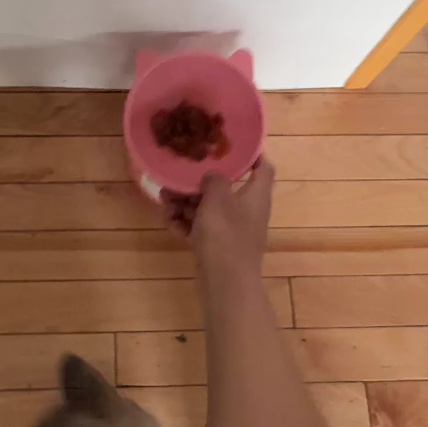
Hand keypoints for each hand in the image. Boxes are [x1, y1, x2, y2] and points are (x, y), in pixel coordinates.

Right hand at [162, 160, 275, 277]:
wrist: (225, 282)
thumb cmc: (226, 234)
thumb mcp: (218, 198)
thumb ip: (214, 179)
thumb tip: (212, 177)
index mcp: (256, 195)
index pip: (263, 167)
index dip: (251, 153)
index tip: (229, 143)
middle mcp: (247, 210)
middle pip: (225, 188)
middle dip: (198, 182)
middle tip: (177, 177)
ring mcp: (232, 230)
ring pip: (208, 208)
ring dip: (185, 202)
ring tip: (164, 200)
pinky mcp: (217, 246)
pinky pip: (200, 227)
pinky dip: (185, 222)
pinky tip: (168, 220)